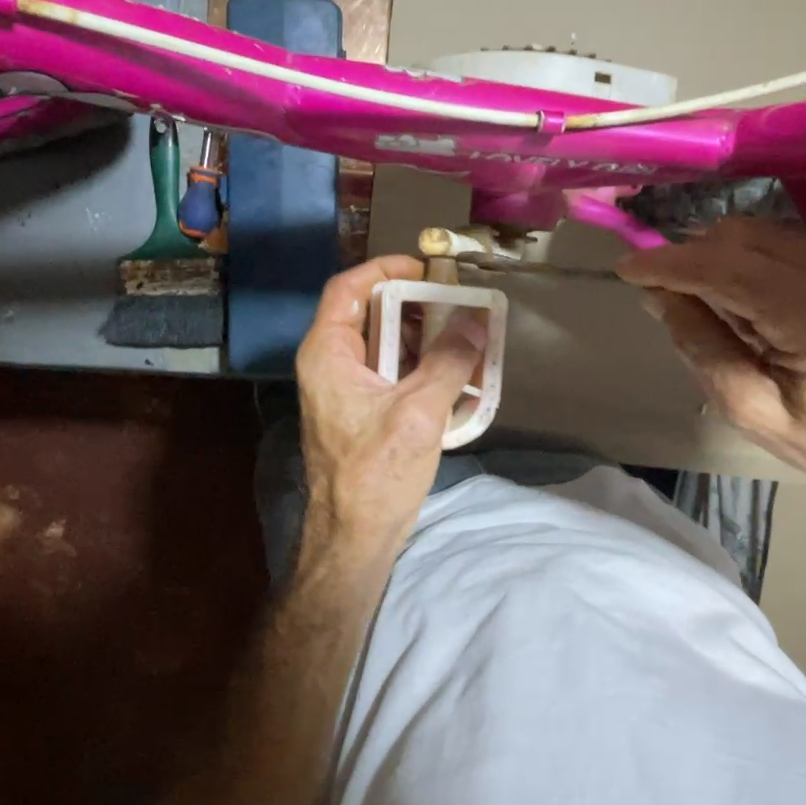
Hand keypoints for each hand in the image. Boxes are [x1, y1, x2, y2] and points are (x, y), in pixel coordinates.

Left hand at [295, 256, 486, 556]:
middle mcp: (330, 364)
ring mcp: (345, 388)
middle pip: (370, 314)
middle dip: (416, 305)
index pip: (347, 289)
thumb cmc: (375, 474)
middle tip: (458, 304)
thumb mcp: (418, 413)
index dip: (384, 269)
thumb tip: (477, 321)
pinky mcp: (362, 410)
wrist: (354, 536)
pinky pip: (391, 372)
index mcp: (327, 354)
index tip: (426, 267)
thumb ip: (448, 361)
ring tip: (466, 336)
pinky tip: (456, 372)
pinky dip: (421, 366)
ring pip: (384, 344)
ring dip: (423, 337)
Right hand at [617, 220, 805, 506]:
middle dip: (690, 257)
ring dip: (718, 257)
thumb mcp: (754, 412)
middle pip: (739, 237)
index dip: (667, 263)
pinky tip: (746, 298)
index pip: (724, 268)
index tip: (625, 268)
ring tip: (707, 304)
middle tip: (662, 295)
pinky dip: (749, 258)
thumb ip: (702, 347)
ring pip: (759, 232)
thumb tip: (660, 297)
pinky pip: (785, 240)